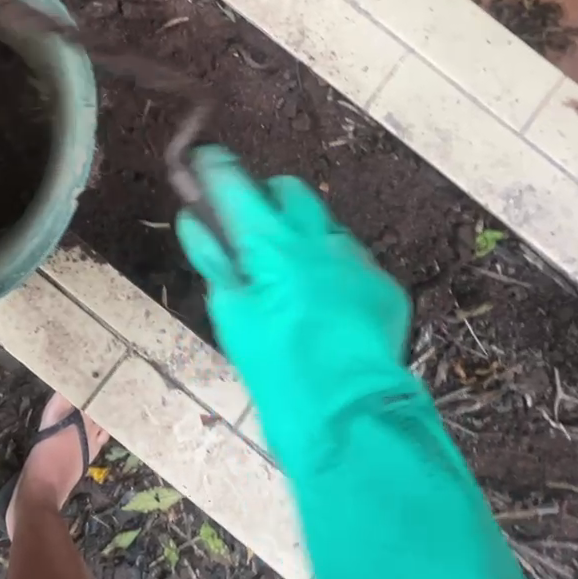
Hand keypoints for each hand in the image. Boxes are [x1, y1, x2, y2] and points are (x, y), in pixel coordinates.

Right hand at [175, 146, 409, 457]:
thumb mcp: (230, 314)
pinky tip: (321, 304)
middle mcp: (317, 236)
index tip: (201, 161)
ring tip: (286, 275)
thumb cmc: (274, 366)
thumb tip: (194, 218)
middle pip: (287, 189)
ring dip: (298, 233)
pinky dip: (328, 266)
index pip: (234, 181)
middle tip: (246, 228)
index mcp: (270, 241)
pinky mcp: (383, 284)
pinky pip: (349, 258)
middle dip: (263, 196)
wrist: (349, 417)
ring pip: (321, 223)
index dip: (213, 166)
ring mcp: (356, 258)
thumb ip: (212, 257)